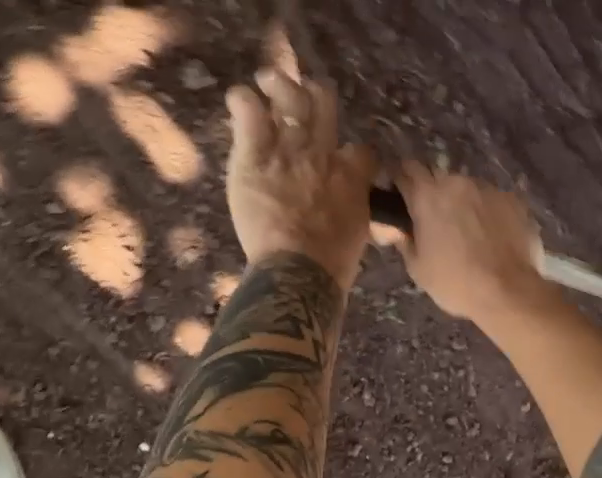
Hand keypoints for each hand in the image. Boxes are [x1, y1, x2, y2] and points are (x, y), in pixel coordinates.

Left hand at [227, 69, 377, 287]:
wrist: (299, 270)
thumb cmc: (331, 264)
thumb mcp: (358, 237)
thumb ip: (356, 211)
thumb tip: (356, 209)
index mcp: (352, 176)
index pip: (361, 150)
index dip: (354, 153)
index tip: (346, 160)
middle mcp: (322, 153)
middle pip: (324, 103)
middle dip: (313, 95)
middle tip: (300, 99)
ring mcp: (288, 149)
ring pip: (286, 95)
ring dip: (276, 84)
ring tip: (266, 82)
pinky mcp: (254, 154)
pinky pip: (247, 109)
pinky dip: (242, 101)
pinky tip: (240, 105)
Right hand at [389, 163, 555, 321]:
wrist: (509, 293)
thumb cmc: (456, 284)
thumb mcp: (418, 269)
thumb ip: (405, 240)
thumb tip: (399, 229)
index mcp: (426, 195)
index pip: (404, 169)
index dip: (400, 182)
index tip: (401, 197)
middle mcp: (456, 182)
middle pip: (437, 177)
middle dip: (433, 193)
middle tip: (436, 221)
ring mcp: (487, 188)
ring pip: (467, 188)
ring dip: (463, 202)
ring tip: (470, 232)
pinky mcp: (512, 200)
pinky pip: (492, 200)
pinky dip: (488, 212)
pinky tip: (494, 236)